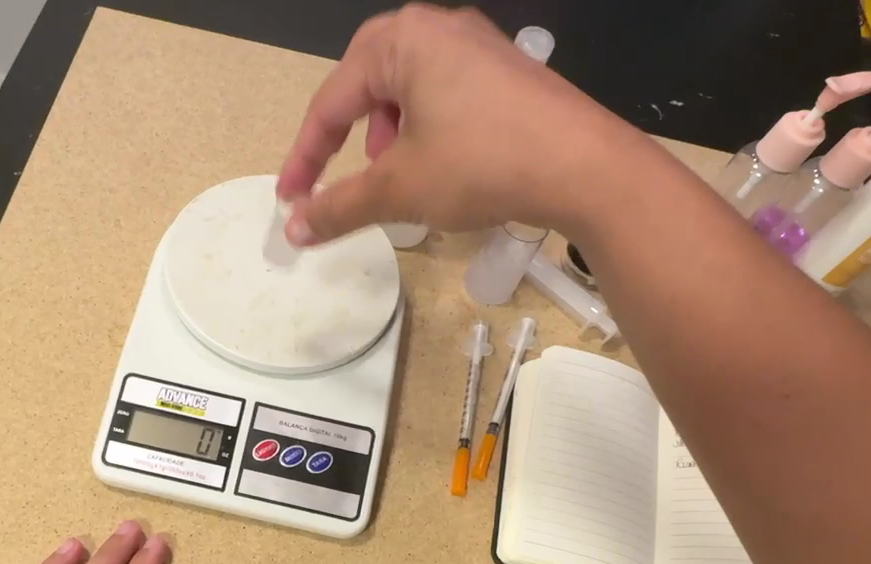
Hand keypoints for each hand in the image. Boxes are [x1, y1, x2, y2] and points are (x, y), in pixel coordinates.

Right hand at [276, 4, 649, 245]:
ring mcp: (477, 47)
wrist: (581, 166)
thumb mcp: (398, 190)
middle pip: (366, 78)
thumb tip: (294, 228)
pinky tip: (434, 163)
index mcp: (403, 41)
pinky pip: (441, 93)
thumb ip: (339, 207)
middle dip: (345, 130)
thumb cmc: (479, 165)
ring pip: (406, 86)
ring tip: (390, 171)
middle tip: (339, 170)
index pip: (332, 101)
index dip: (304, 156)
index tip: (289, 199)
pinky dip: (421, 128)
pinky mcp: (503, 73)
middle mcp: (438, 29)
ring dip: (384, 131)